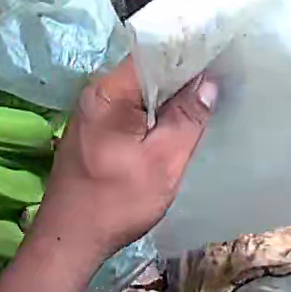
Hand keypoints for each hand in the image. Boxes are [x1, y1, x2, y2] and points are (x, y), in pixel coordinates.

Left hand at [0, 57, 214, 291]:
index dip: (189, 51)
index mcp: (108, 92)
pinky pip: (130, 107)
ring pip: (139, 90)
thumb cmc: (116, 202)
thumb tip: (208, 82)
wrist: (68, 240)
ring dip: (169, 95)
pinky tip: (175, 120)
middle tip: (222, 76)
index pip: (154, 54)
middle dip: (183, 73)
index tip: (221, 52)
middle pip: (147, 70)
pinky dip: (153, 111)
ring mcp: (91, 110)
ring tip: (206, 95)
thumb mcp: (163, 162)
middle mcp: (95, 92)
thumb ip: (187, 119)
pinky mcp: (93, 128)